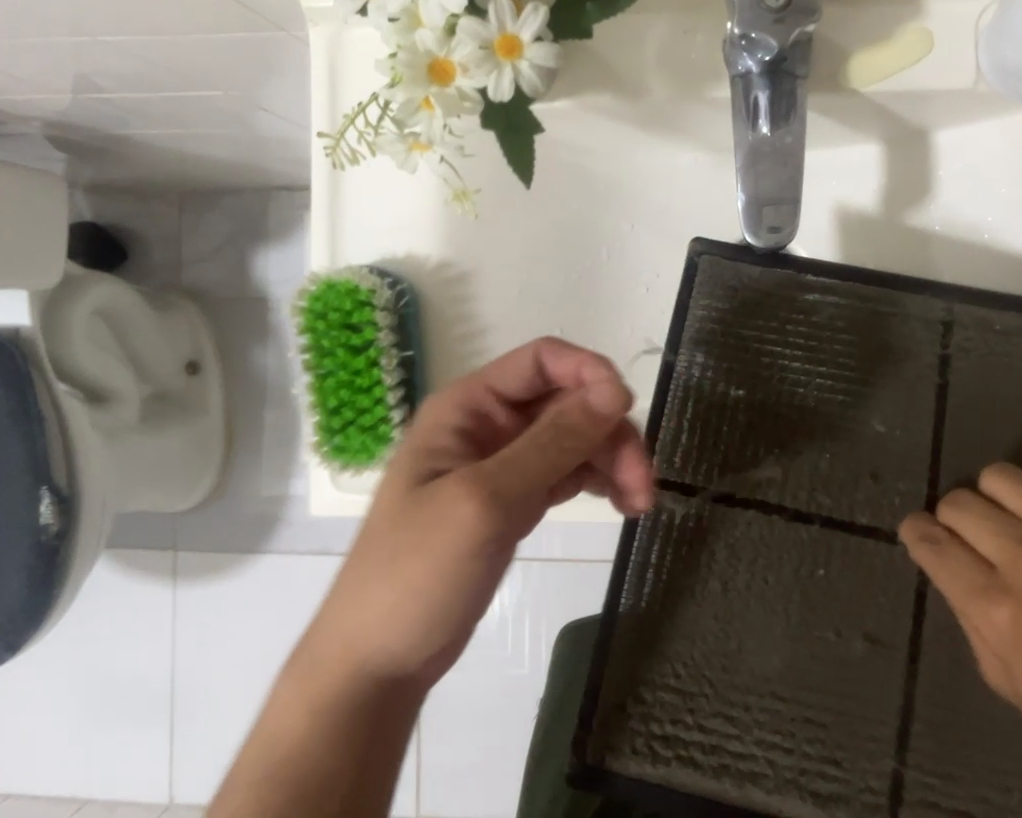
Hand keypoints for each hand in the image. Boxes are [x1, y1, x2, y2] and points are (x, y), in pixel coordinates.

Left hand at [316, 338, 654, 688]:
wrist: (378, 660)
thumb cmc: (417, 573)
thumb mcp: (487, 501)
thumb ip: (552, 443)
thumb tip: (616, 390)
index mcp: (467, 406)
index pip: (542, 360)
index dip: (590, 373)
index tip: (628, 413)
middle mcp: (487, 424)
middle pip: (568, 401)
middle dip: (610, 432)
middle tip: (643, 485)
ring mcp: (501, 464)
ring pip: (575, 438)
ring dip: (613, 460)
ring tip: (639, 505)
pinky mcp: (515, 502)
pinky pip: (568, 474)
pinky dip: (599, 483)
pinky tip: (624, 506)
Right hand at [899, 464, 1021, 817]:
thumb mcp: (1015, 688)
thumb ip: (974, 623)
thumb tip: (957, 576)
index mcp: (998, 610)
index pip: (929, 542)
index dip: (915, 534)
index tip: (918, 535)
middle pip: (958, 502)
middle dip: (950, 519)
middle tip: (966, 538)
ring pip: (1001, 477)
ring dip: (992, 498)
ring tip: (1009, 523)